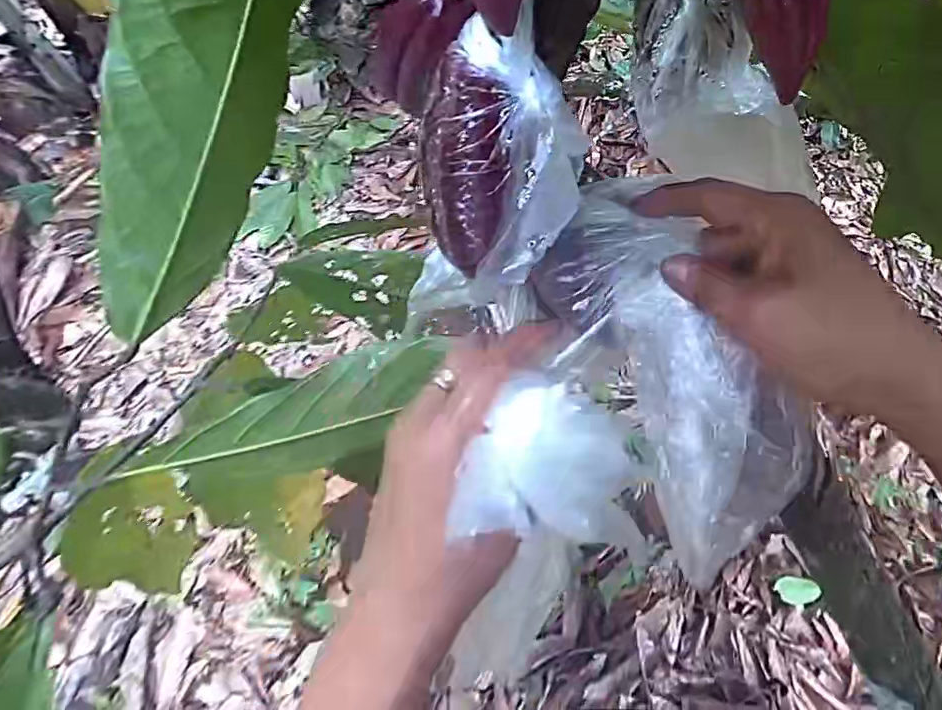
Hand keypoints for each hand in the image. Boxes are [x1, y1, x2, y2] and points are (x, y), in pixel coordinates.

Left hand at [303, 327, 549, 708]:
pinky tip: (482, 414)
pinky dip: (461, 391)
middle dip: (497, 347)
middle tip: (531, 355)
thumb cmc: (455, 572)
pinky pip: (433, 399)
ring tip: (512, 381)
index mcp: (444, 438)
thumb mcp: (505, 517)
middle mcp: (416, 422)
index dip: (520, 344)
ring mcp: (401, 432)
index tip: (549, 331)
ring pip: (444, 376)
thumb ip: (521, 464)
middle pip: (458, 359)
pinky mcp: (396, 447)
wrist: (392, 610)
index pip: (486, 370)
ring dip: (477, 368)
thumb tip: (541, 431)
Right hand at [634, 178, 941, 422]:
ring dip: (713, 274)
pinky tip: (721, 315)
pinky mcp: (808, 278)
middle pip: (722, 226)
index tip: (632, 210)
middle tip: (653, 275)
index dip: (668, 200)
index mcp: (778, 218)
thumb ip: (706, 286)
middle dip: (690, 249)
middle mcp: (789, 224)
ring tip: (685, 304)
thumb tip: (668, 265)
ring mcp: (801, 251)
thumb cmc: (830, 339)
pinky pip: (756, 272)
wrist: (907, 380)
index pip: (710, 196)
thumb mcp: (756, 315)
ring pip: (738, 253)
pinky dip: (735, 288)